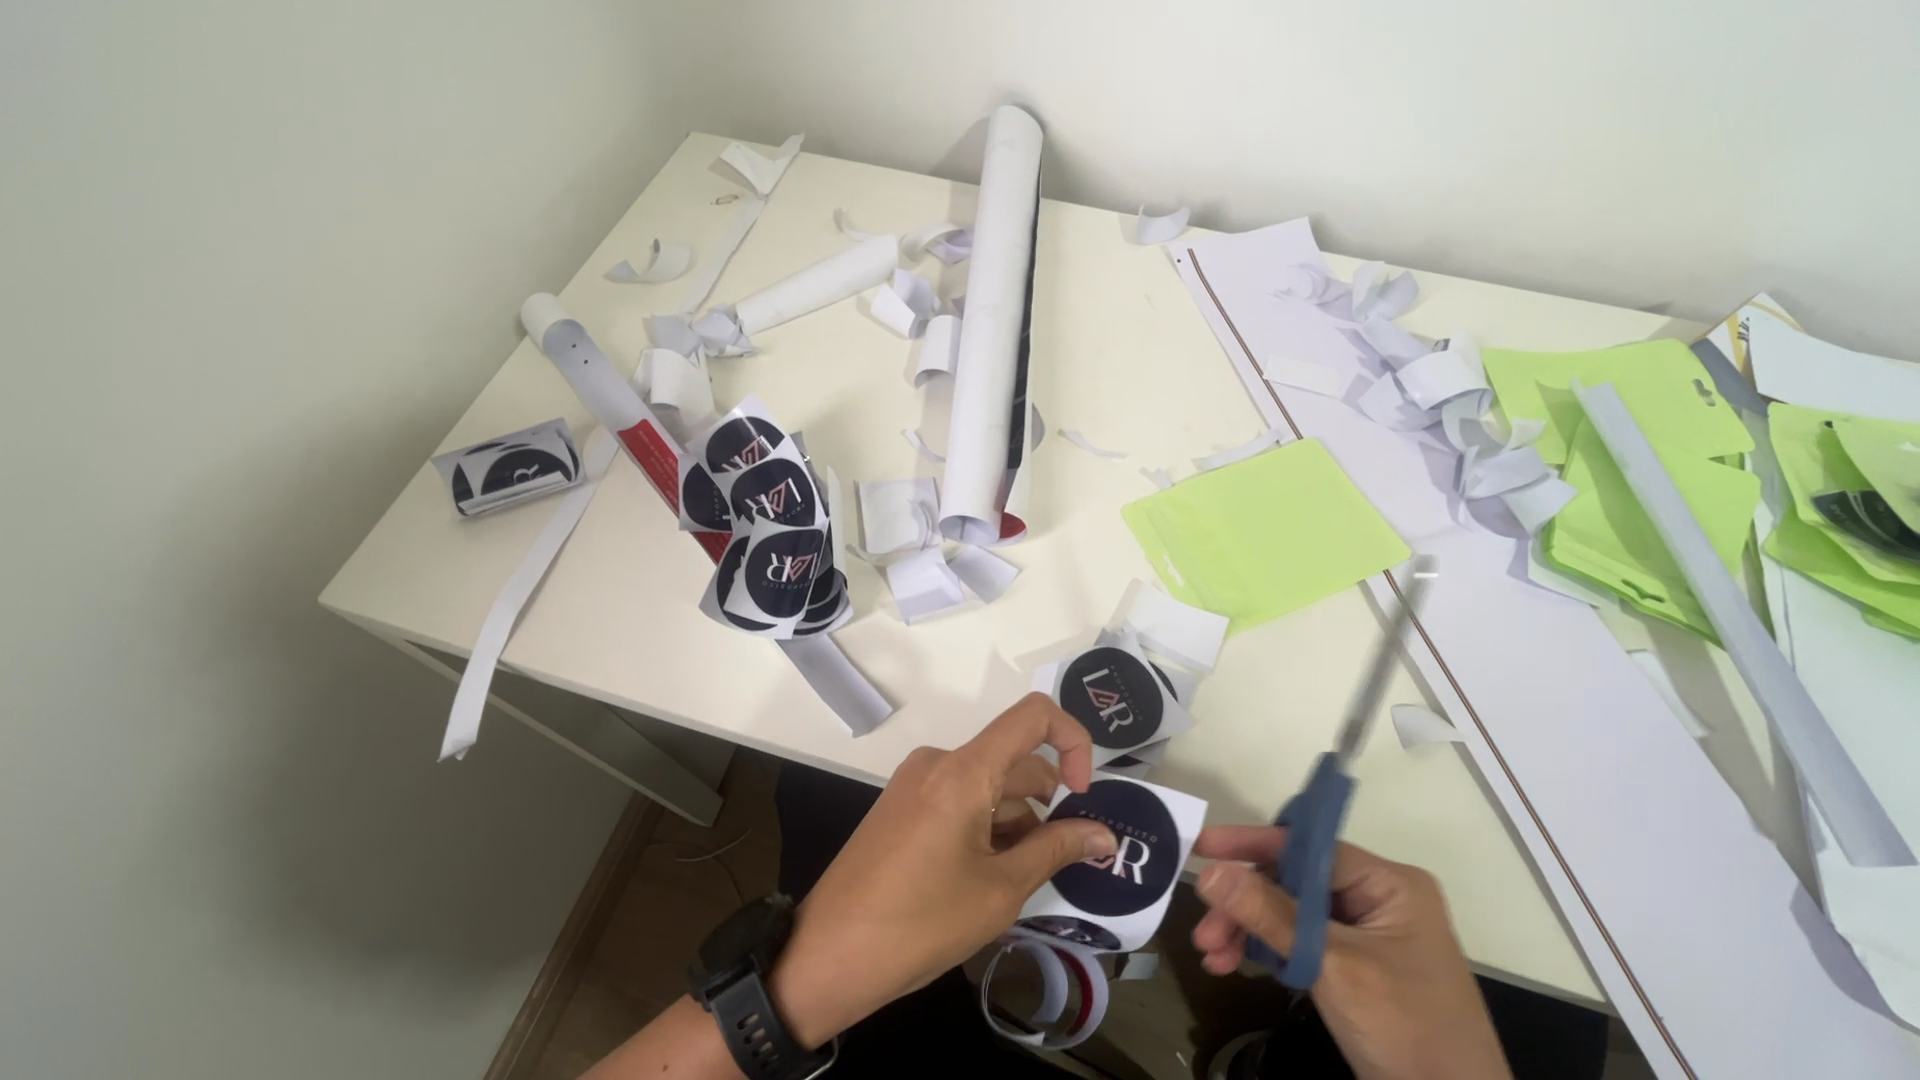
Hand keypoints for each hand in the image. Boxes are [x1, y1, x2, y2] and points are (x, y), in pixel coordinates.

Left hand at [767, 693, 1118, 1047]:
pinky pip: (960, 798)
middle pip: (1013, 760)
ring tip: (1016, 883)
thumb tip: (1105, 835)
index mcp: (963, 770)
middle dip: (1046, 805)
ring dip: (1016, 822)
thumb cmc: (919, 924)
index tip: (1083, 796)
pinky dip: (986, 826)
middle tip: (1059, 862)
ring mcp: (915, 783)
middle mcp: (937, 762)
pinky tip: (985, 878)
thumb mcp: (999, 890)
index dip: (1074, 742)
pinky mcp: (902, 806)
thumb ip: (1056, 850)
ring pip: (988, 784)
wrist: (826, 955)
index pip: (1033, 715)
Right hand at [1192, 827, 1510, 1079]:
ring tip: (1211, 956)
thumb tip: (1210, 871)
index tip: (1201, 846)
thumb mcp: (1332, 966)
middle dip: (1244, 904)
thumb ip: (1270, 915)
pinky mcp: (1354, 967)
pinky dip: (1266, 951)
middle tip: (1204, 930)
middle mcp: (1378, 899)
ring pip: (1289, 913)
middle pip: (1293, 882)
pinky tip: (1232, 964)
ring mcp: (1366, 935)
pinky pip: (1299, 942)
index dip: (1252, 845)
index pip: (1309, 848)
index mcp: (1389, 885)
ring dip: (1248, 930)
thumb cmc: (1406, 1030)